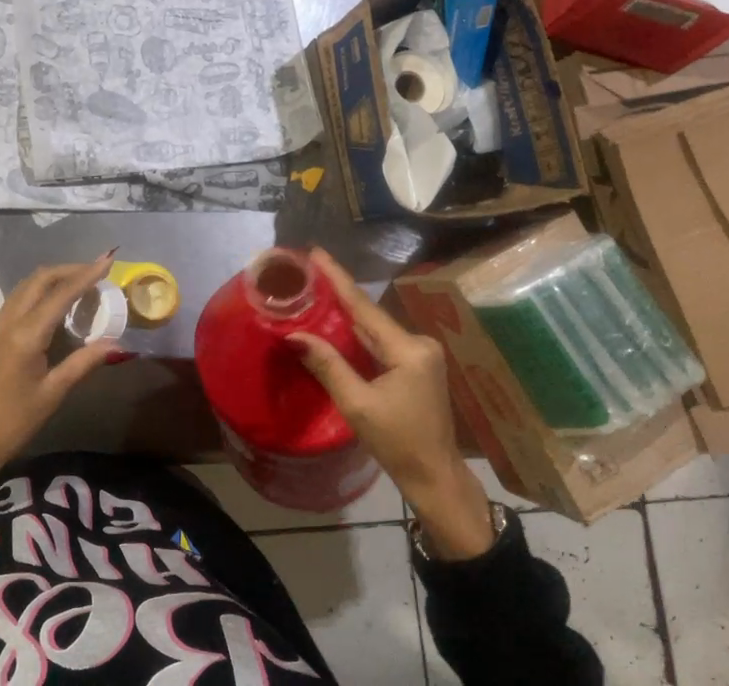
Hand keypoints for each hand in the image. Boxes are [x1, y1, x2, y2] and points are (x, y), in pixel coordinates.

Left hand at [0, 255, 123, 522]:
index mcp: (26, 334)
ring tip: (83, 285)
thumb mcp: (54, 393)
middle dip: (70, 270)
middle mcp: (9, 320)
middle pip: (41, 279)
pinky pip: (20, 299)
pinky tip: (59, 304)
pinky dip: (42, 292)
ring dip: (55, 278)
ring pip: (28, 286)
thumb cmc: (14, 421)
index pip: (60, 293)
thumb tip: (118, 344)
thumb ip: (84, 362)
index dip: (86, 274)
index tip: (109, 260)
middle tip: (99, 272)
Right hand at [289, 249, 494, 559]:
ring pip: (373, 328)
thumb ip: (327, 364)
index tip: (317, 252)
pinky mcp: (415, 366)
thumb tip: (292, 335)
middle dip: (337, 294)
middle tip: (305, 273)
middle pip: (368, 314)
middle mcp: (418, 343)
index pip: (364, 307)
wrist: (435, 476)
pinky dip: (355, 334)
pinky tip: (333, 324)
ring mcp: (420, 355)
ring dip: (343, 314)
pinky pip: (378, 342)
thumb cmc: (397, 442)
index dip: (337, 278)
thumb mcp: (356, 404)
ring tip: (312, 292)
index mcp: (408, 349)